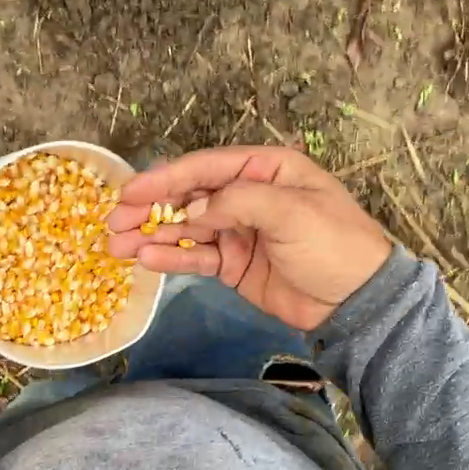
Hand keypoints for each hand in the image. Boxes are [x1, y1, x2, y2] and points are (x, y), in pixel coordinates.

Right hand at [106, 146, 394, 330]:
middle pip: (188, 197)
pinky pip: (195, 258)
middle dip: (150, 209)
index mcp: (266, 170)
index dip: (165, 178)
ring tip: (117, 247)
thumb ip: (238, 202)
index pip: (206, 168)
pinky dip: (171, 259)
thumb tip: (194, 209)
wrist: (354, 301)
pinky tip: (146, 259)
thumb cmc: (333, 245)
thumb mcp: (291, 211)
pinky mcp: (233, 265)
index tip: (130, 192)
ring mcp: (238, 233)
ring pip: (185, 230)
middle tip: (114, 223)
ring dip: (152, 236)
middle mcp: (247, 197)